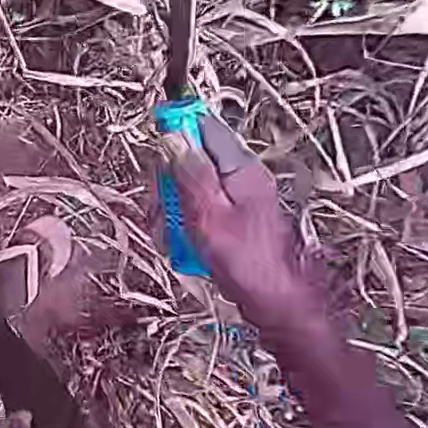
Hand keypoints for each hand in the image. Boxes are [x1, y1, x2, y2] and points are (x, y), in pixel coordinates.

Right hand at [164, 115, 329, 321]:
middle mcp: (240, 178)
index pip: (204, 128)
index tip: (156, 141)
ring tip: (174, 235)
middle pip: (191, 161)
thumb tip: (174, 136)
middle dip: (169, 184)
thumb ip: (191, 173)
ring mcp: (236, 199)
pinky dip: (184, 226)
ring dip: (173, 210)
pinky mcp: (231, 219)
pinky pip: (198, 211)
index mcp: (239, 168)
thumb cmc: (244, 261)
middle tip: (164, 209)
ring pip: (189, 189)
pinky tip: (186, 245)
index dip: (177, 129)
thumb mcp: (208, 214)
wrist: (272, 300)